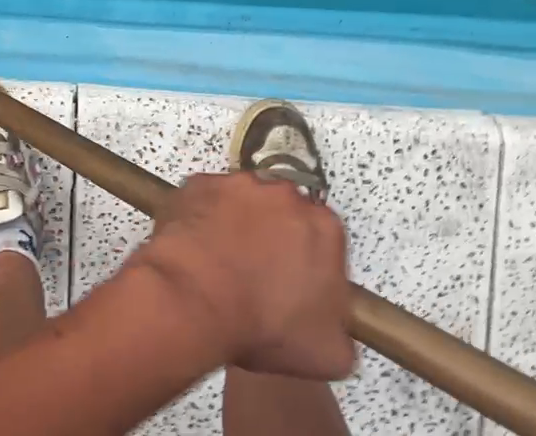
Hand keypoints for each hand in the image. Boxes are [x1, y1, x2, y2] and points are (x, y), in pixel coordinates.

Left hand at [124, 171, 354, 380]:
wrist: (195, 301)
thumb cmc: (265, 326)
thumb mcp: (330, 353)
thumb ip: (340, 329)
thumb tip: (328, 325)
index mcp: (325, 228)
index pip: (323, 242)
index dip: (308, 265)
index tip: (293, 287)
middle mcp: (284, 194)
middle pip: (283, 215)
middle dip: (273, 238)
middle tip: (255, 272)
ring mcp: (237, 184)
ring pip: (242, 202)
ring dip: (236, 223)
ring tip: (219, 260)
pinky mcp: (197, 183)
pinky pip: (205, 198)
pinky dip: (202, 216)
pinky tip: (195, 245)